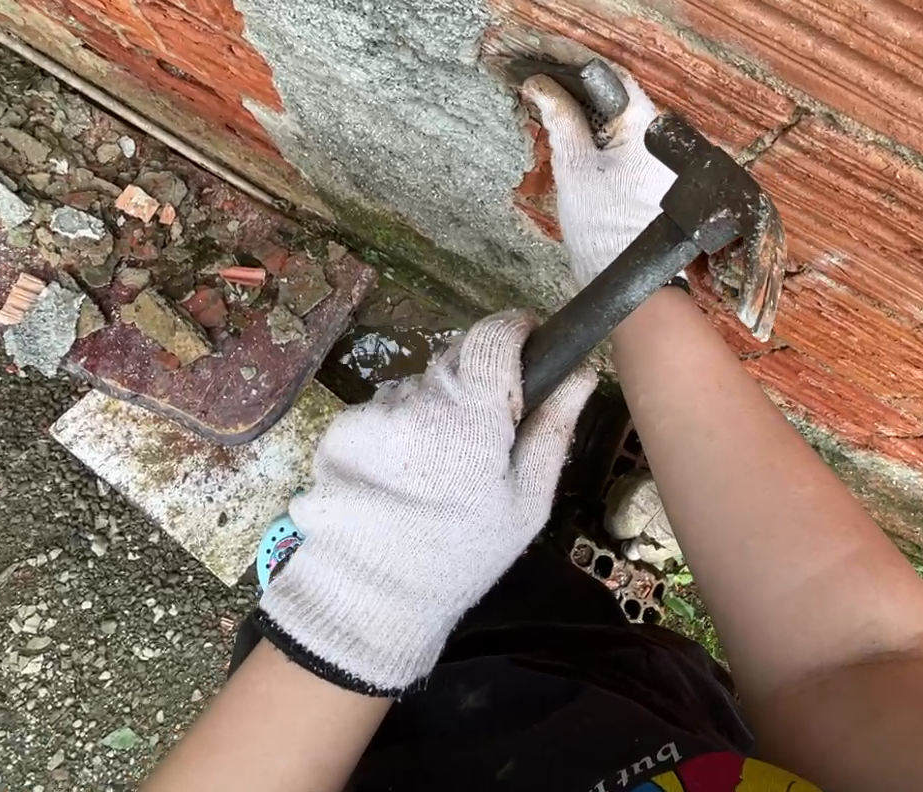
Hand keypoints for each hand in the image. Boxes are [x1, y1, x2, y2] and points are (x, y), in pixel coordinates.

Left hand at [256, 312, 595, 695]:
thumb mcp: (526, 502)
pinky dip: (399, 425)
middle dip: (478, 377)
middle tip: (483, 431)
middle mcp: (418, 402)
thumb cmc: (465, 551)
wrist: (371, 595)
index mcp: (471, 420)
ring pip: (420, 383)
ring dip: (436, 404)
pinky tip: (401, 469)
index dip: (514, 328)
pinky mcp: (340, 425)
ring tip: (437, 463)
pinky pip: (384, 406)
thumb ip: (553, 430)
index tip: (528, 338)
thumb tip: (582, 372)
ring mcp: (374, 412)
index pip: (492, 337)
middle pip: (457, 355)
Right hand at [522, 64, 674, 284]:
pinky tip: (564, 123)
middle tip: (535, 71)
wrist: (628, 281)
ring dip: (580, 103)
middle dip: (573, 79)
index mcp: (648, 127)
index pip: (610, 76)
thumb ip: (560, 120)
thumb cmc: (603, 229)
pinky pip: (619, 136)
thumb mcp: (575, 168)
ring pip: (615, 114)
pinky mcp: (650, 173)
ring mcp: (659, 156)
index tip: (542, 52)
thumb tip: (540, 85)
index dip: (573, 61)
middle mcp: (661, 135)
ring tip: (542, 92)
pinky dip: (591, 127)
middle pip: (614, 93)